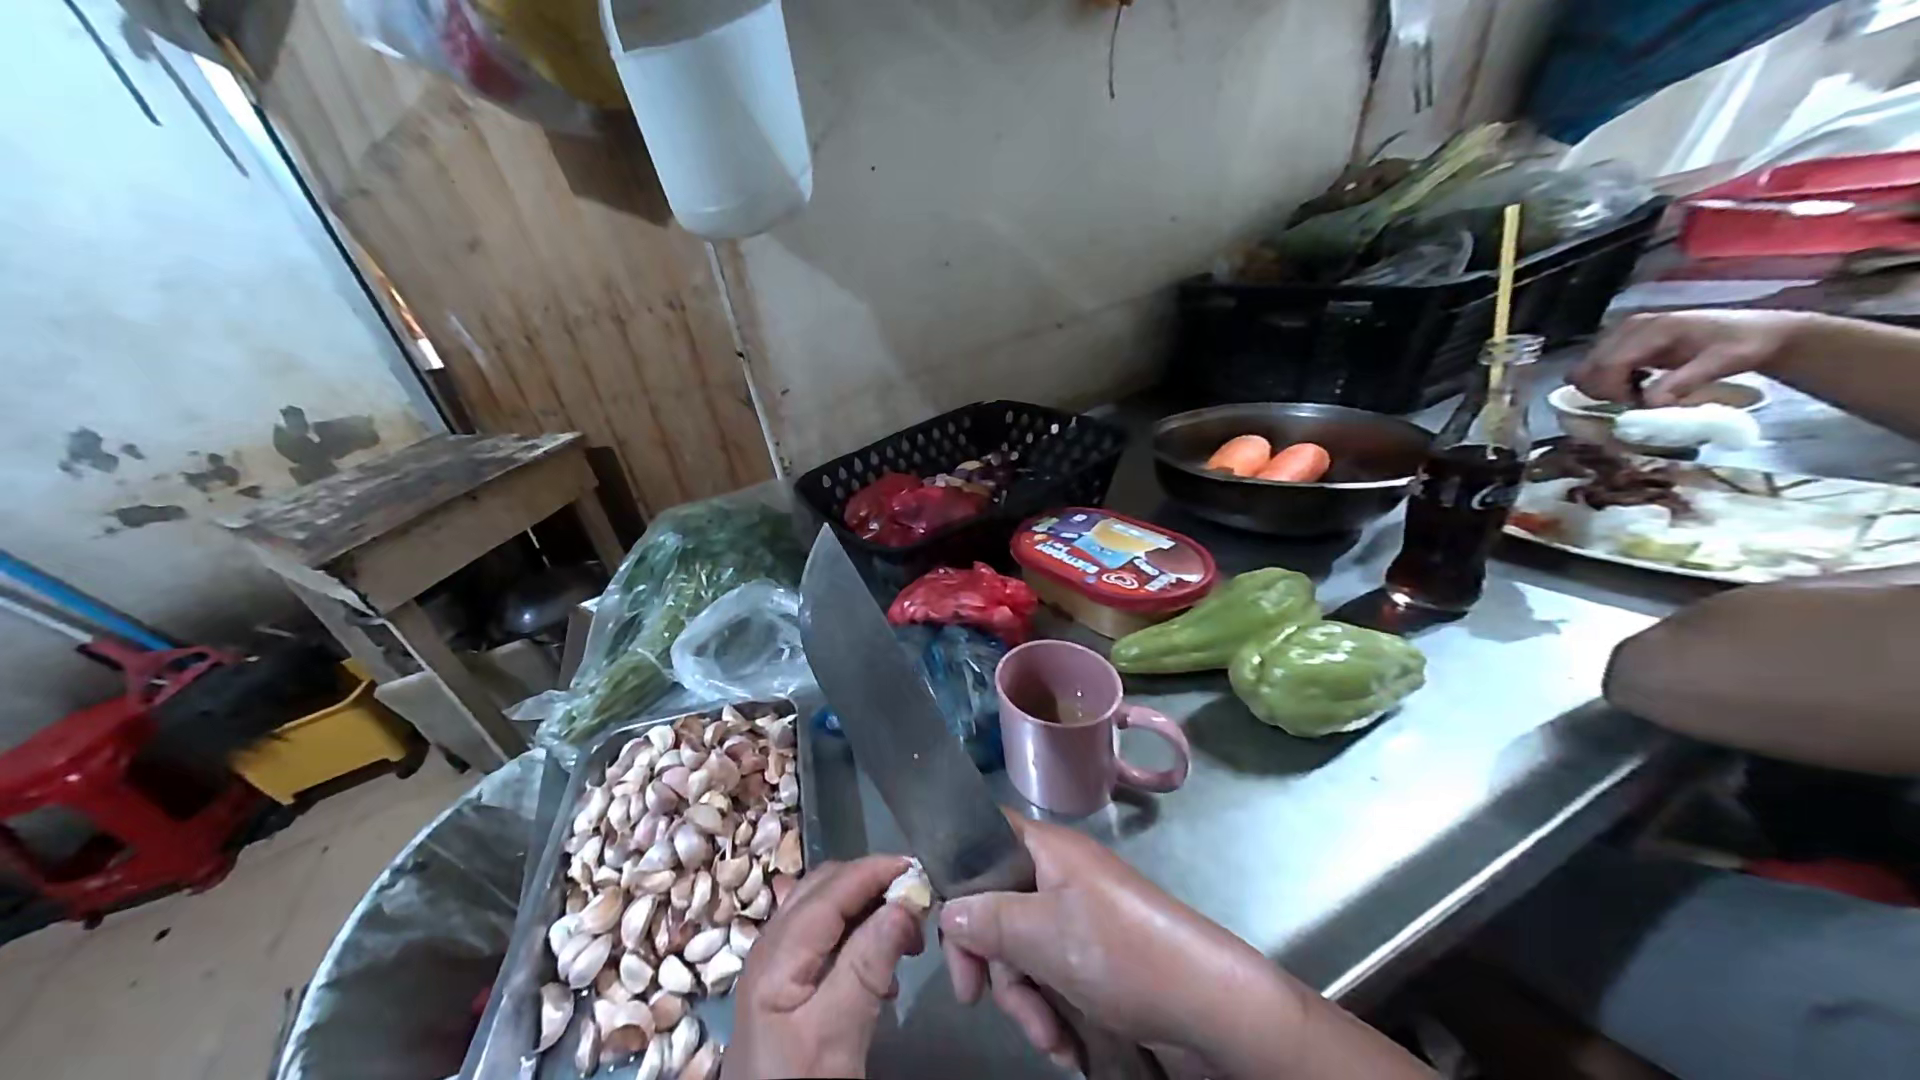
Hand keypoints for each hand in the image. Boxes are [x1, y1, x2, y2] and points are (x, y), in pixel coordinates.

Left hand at [724, 856, 924, 1078]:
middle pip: (825, 887)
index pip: (833, 887)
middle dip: (872, 883)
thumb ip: (867, 966)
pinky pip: (823, 935)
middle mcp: (771, 945)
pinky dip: (856, 930)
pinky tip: (881, 963)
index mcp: (778, 952)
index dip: (876, 871)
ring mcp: (775, 964)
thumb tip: (904, 903)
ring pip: (825, 907)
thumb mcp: (836, 1036)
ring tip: (906, 931)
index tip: (921, 871)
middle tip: (917, 903)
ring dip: (867, 905)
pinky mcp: (784, 984)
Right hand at [939, 815, 1305, 1073]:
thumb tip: (948, 912)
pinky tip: (1066, 1044)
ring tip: (1049, 1038)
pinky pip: (1049, 976)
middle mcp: (1058, 876)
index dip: (958, 876)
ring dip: (1024, 1000)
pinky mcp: (1093, 956)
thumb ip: (986, 919)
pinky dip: (1050, 1011)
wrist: (1209, 1005)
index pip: (984, 837)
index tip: (944, 930)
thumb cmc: (1119, 951)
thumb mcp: (1042, 934)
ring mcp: (1077, 917)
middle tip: (979, 999)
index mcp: (1046, 849)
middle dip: (992, 962)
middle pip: (995, 905)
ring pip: (1020, 950)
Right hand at [1572, 310, 1812, 405]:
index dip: (1612, 392)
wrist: (1760, 331)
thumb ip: (1684, 382)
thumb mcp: (1723, 364)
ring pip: (1586, 370)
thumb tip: (1649, 404)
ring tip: (1635, 392)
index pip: (1605, 366)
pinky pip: (1596, 367)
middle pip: (1587, 369)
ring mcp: (1623, 332)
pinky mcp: (1623, 340)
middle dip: (1604, 392)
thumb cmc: (1745, 345)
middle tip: (1634, 400)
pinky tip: (1635, 382)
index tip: (1635, 405)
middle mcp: (1629, 327)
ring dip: (1603, 388)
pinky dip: (1608, 381)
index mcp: (1651, 329)